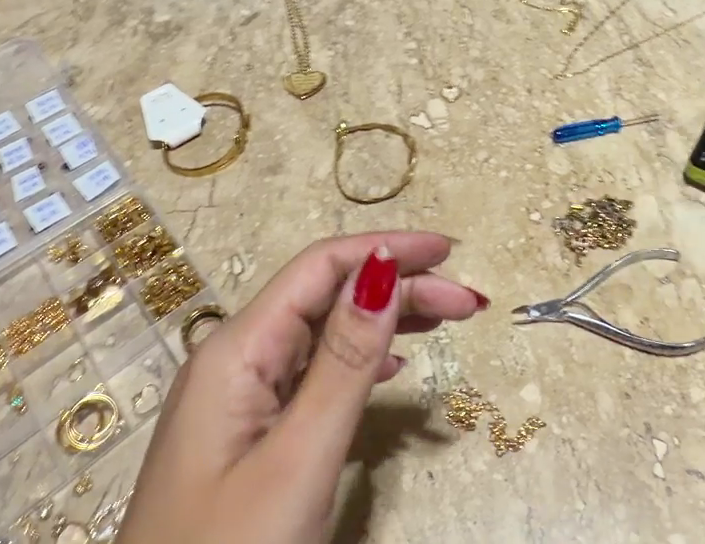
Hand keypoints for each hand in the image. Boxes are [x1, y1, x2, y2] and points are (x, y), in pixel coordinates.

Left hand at [117, 233, 485, 543]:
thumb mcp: (298, 457)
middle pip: (325, 297)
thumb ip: (344, 361)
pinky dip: (360, 361)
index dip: (386, 249)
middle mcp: (235, 360)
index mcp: (238, 350)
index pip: (320, 268)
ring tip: (445, 320)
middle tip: (468, 303)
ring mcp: (239, 399)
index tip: (449, 251)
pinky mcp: (248, 435)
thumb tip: (386, 268)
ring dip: (384, 320)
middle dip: (397, 286)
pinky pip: (312, 375)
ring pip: (322, 334)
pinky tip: (393, 366)